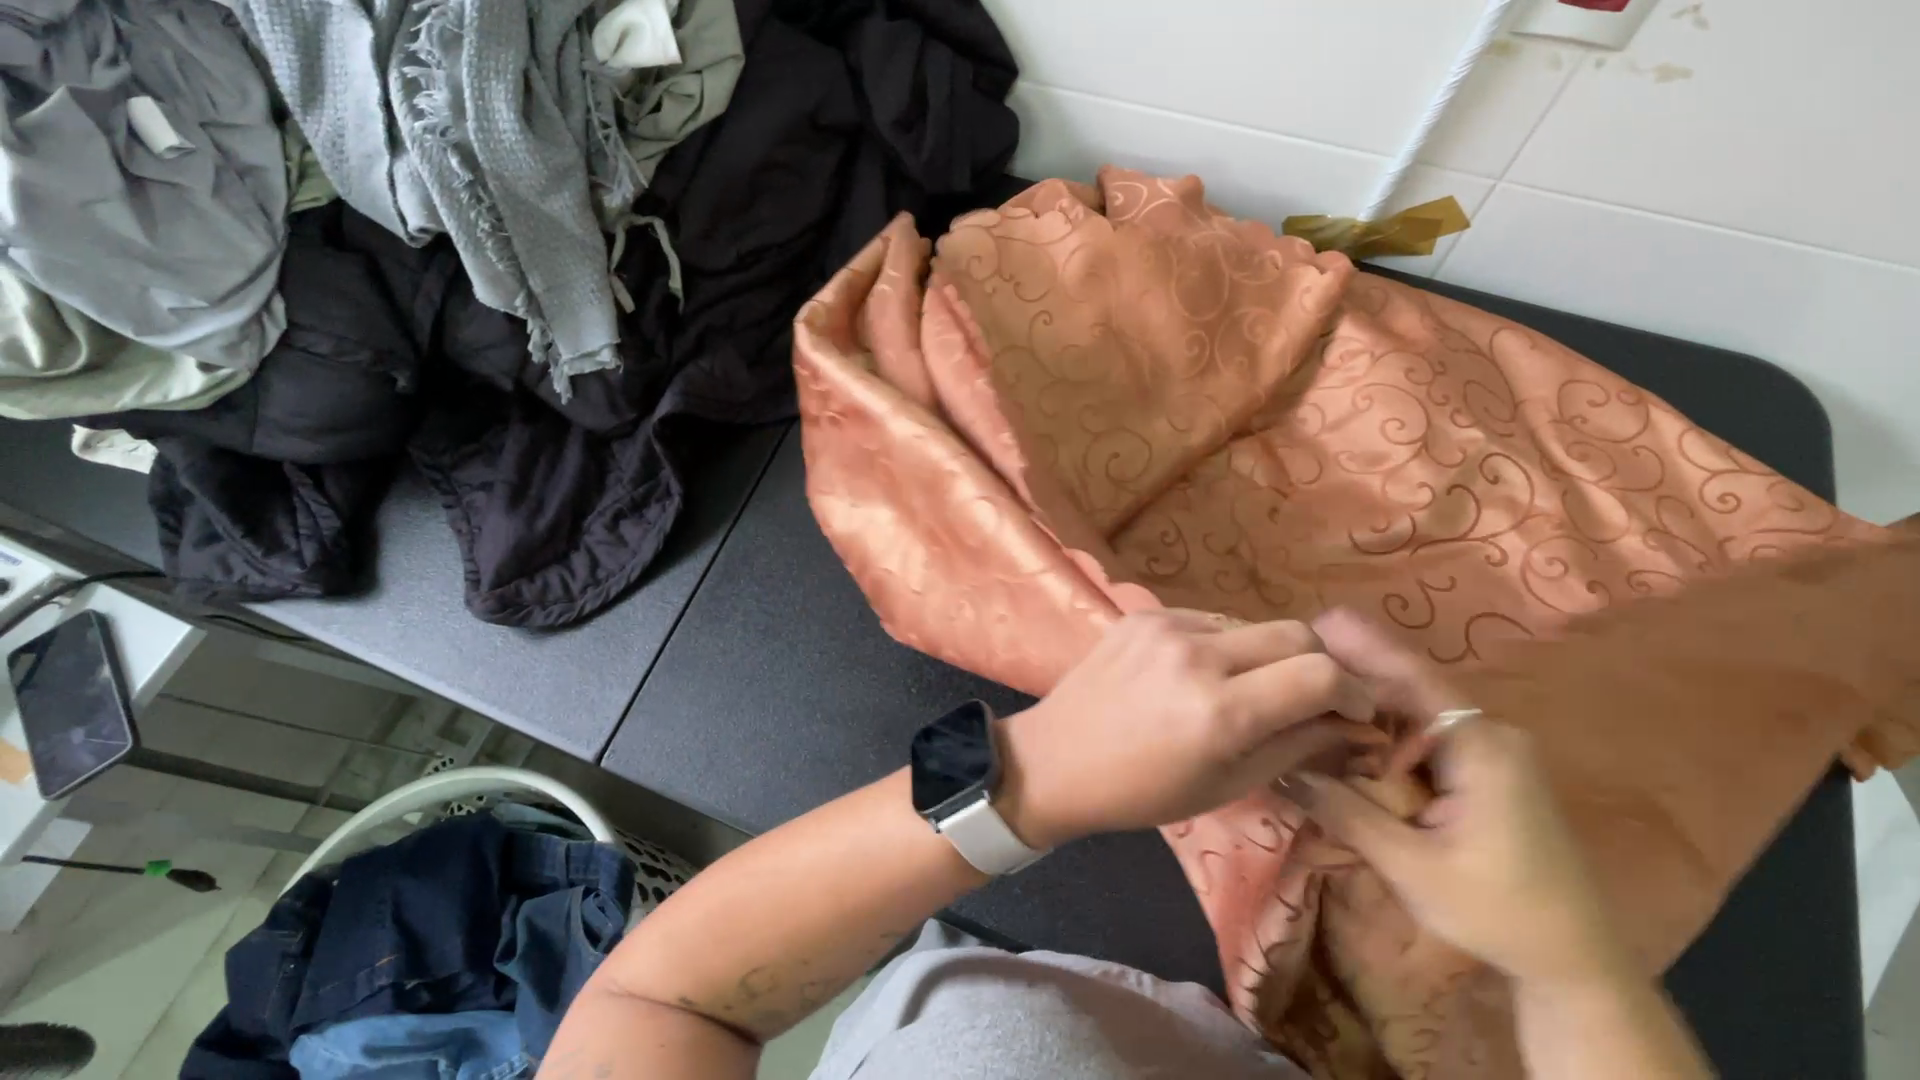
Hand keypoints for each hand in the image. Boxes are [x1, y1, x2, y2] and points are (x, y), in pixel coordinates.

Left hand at [994, 609, 1380, 849]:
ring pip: (1253, 625)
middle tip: (1316, 697)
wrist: (1055, 761)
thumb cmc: (1142, 792)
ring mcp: (1166, 628)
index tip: (1356, 711)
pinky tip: (1203, 675)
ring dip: (1269, 655)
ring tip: (1249, 691)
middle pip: (1298, 633)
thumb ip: (1297, 746)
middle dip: (1321, 664)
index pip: (1321, 675)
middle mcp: (1197, 656)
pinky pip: (1210, 620)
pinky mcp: (1144, 615)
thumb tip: (1353, 725)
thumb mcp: (1227, 785)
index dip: (1354, 692)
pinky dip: (1225, 646)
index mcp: (1221, 711)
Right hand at [1289, 609, 1628, 986]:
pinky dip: (1384, 728)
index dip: (1366, 646)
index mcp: (1481, 747)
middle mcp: (1491, 735)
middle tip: (1298, 650)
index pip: (1414, 680)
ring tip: (1310, 679)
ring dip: (1367, 699)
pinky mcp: (1488, 772)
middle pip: (1412, 689)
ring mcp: (1493, 752)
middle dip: (1356, 668)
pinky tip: (1347, 725)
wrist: (1575, 961)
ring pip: (1418, 712)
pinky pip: (1427, 736)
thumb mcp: (1410, 865)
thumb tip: (1278, 770)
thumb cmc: (1496, 910)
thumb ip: (1345, 810)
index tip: (1320, 619)